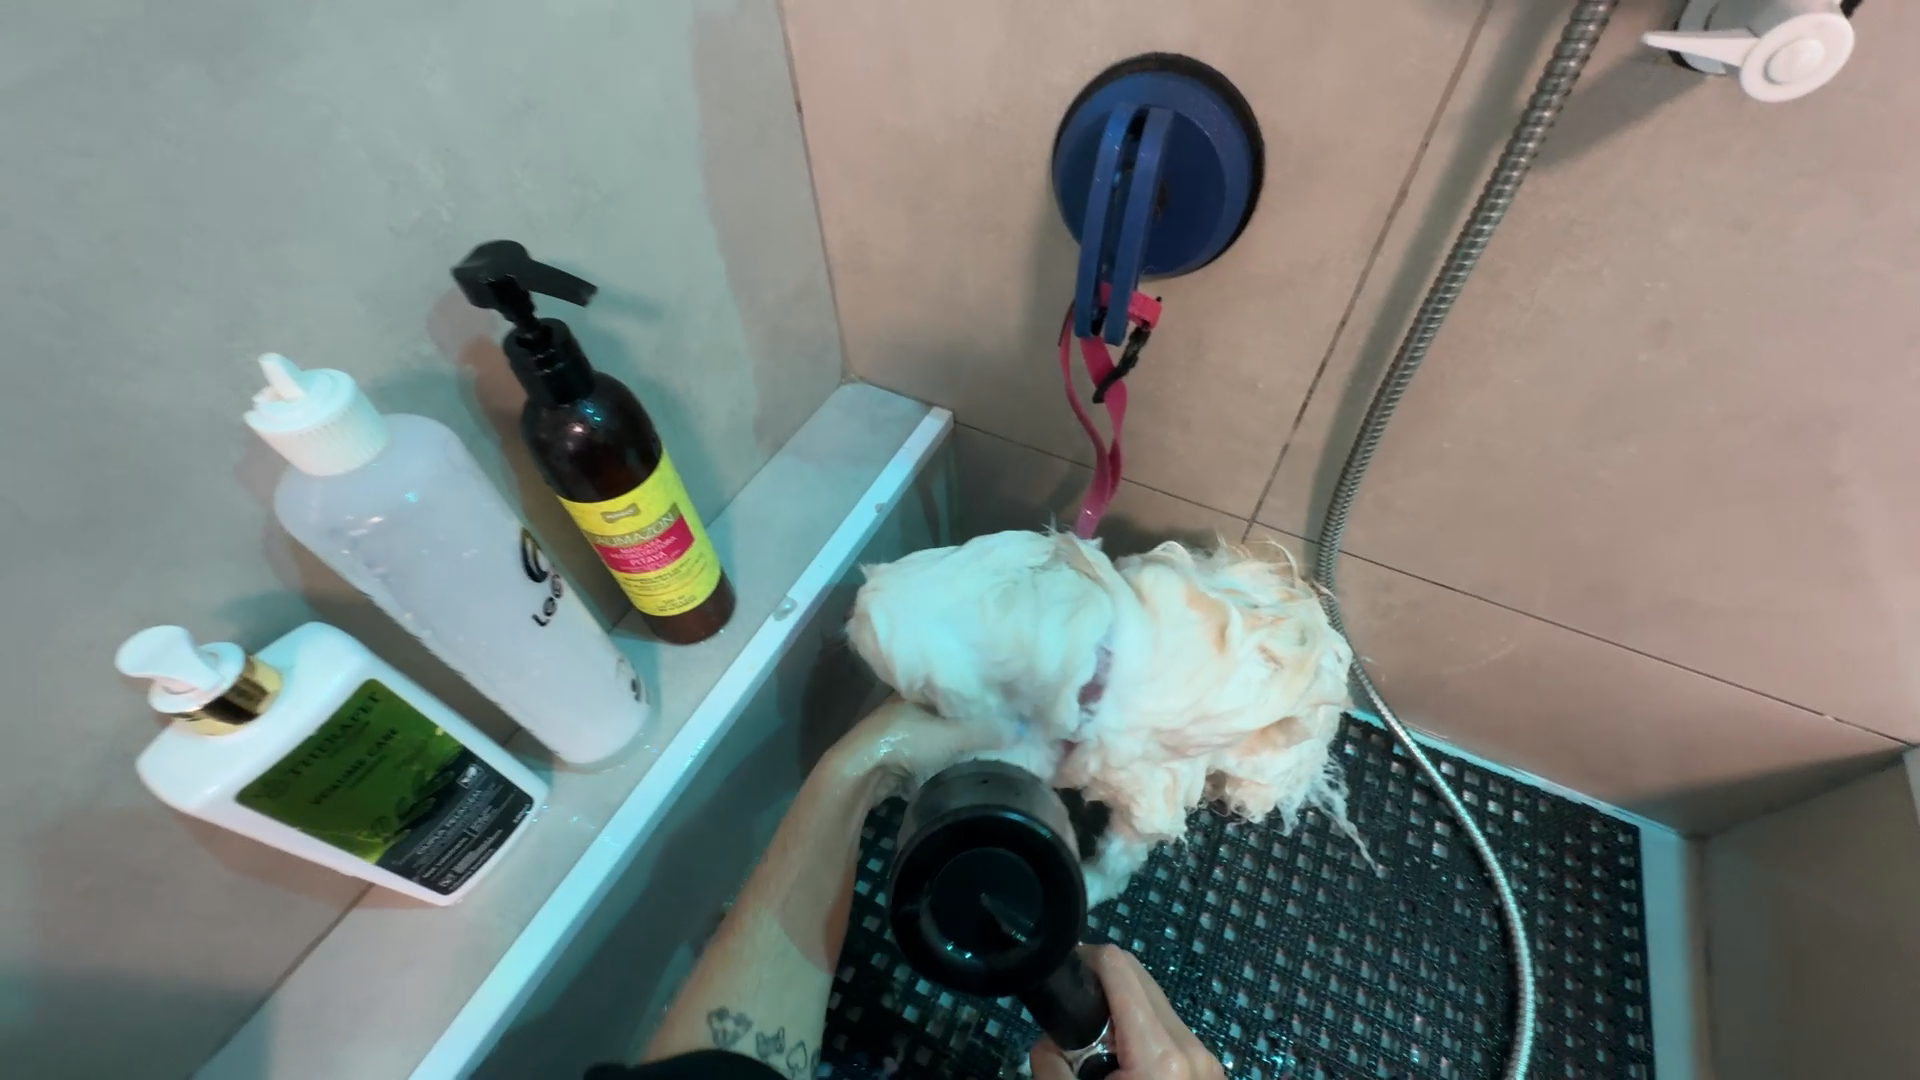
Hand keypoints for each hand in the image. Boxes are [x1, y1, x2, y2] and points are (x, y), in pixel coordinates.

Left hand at [825, 697, 1001, 795]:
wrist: (861, 771)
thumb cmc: (906, 742)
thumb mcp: (952, 735)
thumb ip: (984, 732)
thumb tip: (1021, 729)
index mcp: (917, 691)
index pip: (951, 688)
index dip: (974, 695)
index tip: (998, 705)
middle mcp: (905, 706)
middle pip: (943, 712)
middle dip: (964, 721)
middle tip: (995, 731)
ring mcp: (894, 732)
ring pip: (931, 734)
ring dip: (950, 743)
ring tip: (980, 750)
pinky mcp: (890, 755)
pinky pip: (922, 754)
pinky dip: (937, 760)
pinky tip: (954, 767)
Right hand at [1030, 946, 1222, 1079]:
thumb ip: (1051, 1064)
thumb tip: (1050, 1038)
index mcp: (1159, 1054)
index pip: (1119, 966)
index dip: (1084, 958)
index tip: (1061, 976)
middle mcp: (1191, 1046)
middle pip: (1139, 976)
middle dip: (1101, 983)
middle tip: (1072, 1012)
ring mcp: (1208, 1061)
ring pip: (1156, 1001)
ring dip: (1122, 1009)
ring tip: (1096, 1049)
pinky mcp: (1211, 1074)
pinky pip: (1170, 1030)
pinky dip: (1141, 1031)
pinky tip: (1123, 1069)